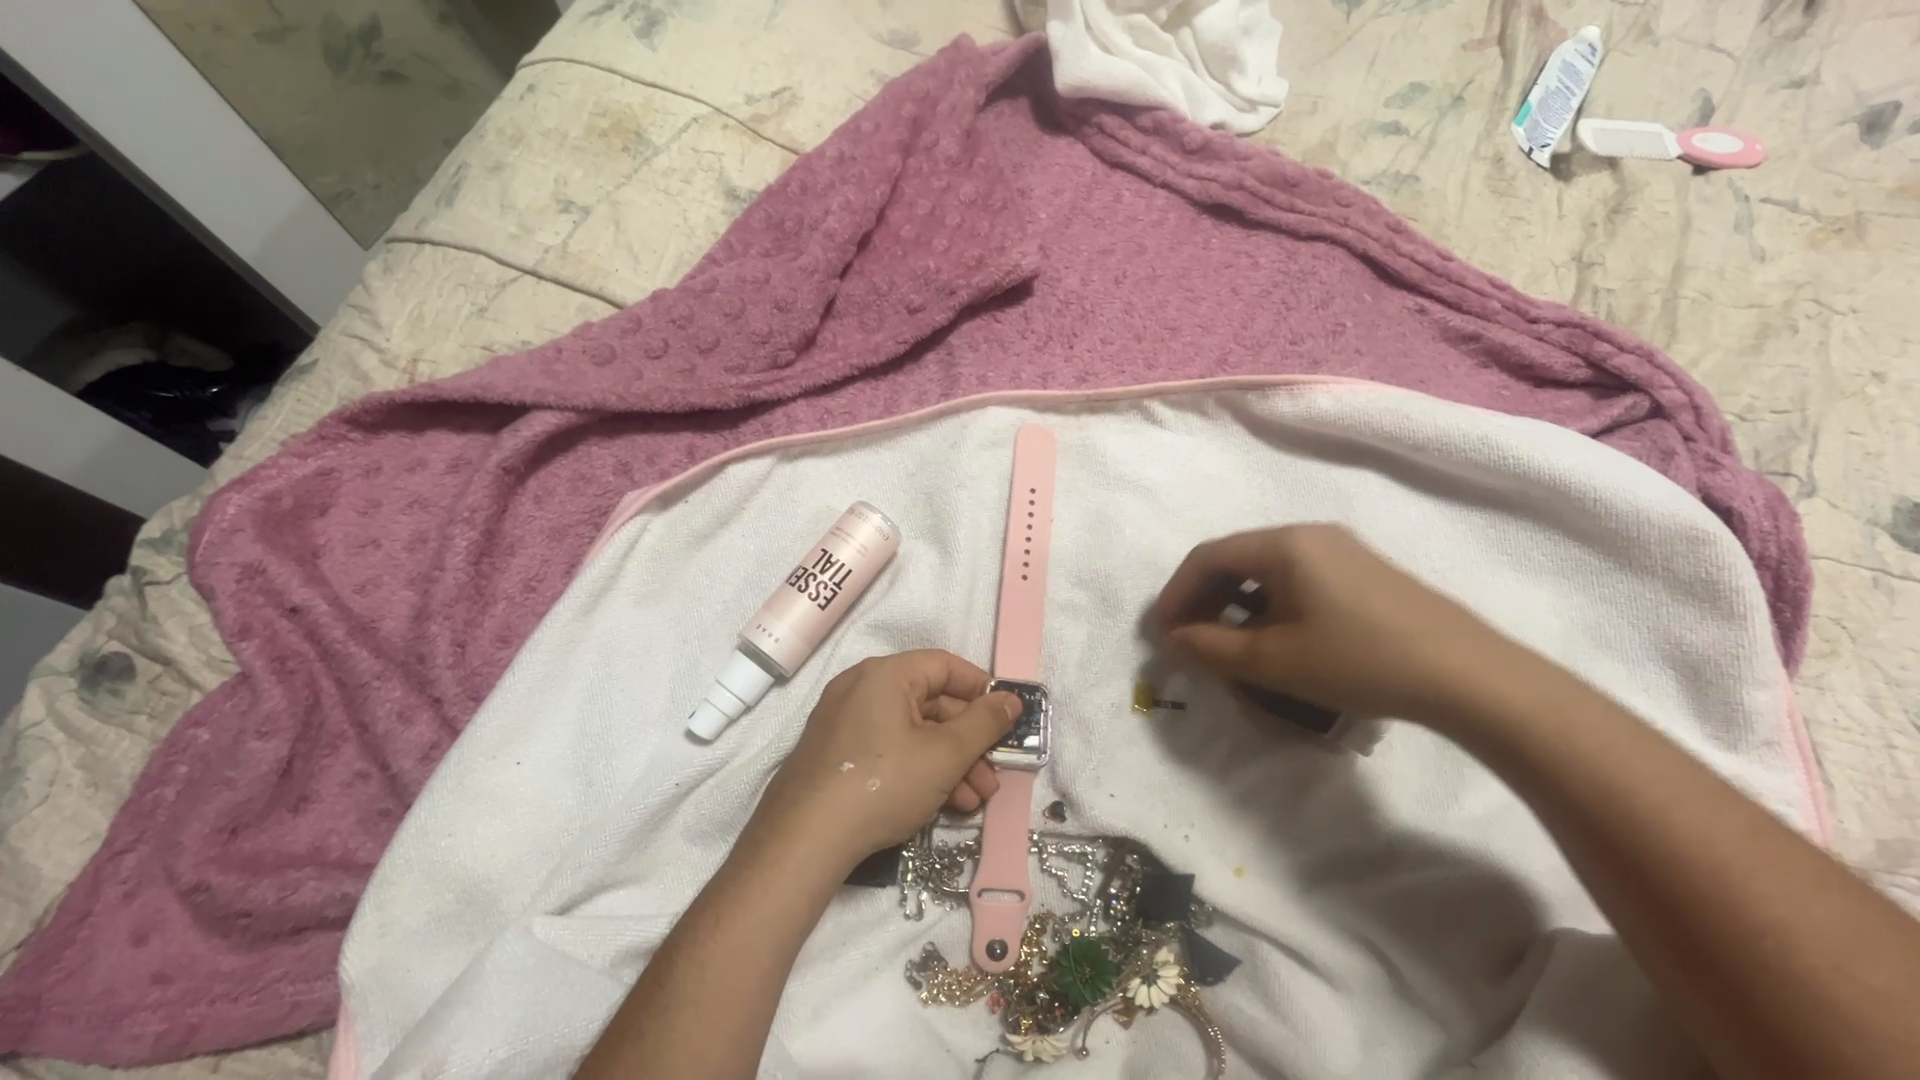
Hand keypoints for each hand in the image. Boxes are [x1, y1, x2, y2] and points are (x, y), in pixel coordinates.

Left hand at [753, 650, 1020, 870]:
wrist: (805, 838)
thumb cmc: (883, 783)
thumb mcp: (945, 754)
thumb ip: (984, 724)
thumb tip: (1011, 699)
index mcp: (885, 675)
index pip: (945, 666)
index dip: (981, 689)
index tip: (1007, 719)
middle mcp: (862, 689)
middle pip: (931, 704)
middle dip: (970, 742)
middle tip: (996, 774)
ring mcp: (846, 723)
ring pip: (913, 733)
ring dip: (951, 763)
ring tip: (976, 800)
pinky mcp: (838, 755)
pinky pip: (890, 750)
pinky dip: (920, 770)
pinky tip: (944, 805)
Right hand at [1149, 523, 1522, 730]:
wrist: (1467, 676)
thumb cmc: (1359, 662)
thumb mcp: (1273, 662)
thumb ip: (1211, 647)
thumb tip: (1174, 638)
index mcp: (1285, 544)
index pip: (1208, 557)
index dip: (1176, 594)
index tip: (1161, 633)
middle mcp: (1311, 534)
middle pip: (1237, 558)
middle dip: (1204, 599)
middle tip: (1190, 640)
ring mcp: (1343, 550)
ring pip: (1267, 570)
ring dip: (1236, 604)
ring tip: (1228, 645)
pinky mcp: (1365, 573)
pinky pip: (1298, 579)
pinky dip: (1270, 605)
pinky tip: (1276, 639)